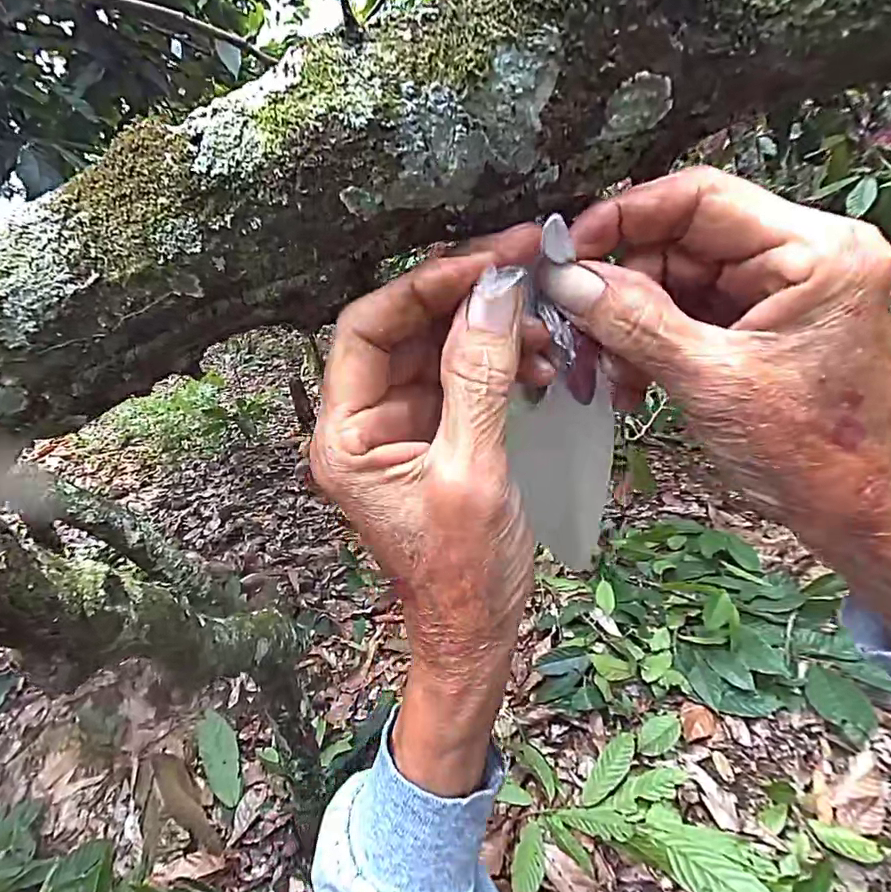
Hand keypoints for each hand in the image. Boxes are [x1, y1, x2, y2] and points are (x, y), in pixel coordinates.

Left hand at [311, 224, 546, 794]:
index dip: (423, 285)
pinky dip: (499, 362)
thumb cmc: (465, 573)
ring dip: (490, 331)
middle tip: (526, 269)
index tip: (486, 261)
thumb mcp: (473, 472)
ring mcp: (401, 427)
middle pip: (405, 331)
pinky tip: (537, 364)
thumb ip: (479, 379)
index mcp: (346, 435)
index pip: (368, 328)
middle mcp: (363, 423)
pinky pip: (463, 378)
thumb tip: (494, 292)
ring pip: (439, 349)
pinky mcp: (436, 435)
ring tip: (544, 334)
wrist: (476, 630)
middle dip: (465, 299)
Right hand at [540, 168, 890, 645]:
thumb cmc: (815, 454)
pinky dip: (646, 347)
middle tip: (579, 323)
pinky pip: (681, 318)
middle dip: (621, 289)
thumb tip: (573, 280)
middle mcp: (799, 261)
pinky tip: (631, 380)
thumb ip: (635, 322)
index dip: (625, 217)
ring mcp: (775, 297)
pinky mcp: (754, 329)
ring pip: (672, 285)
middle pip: (679, 244)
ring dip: (628, 326)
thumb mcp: (710, 381)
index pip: (701, 198)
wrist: (850, 512)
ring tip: (612, 371)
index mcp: (816, 253)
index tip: (572, 248)